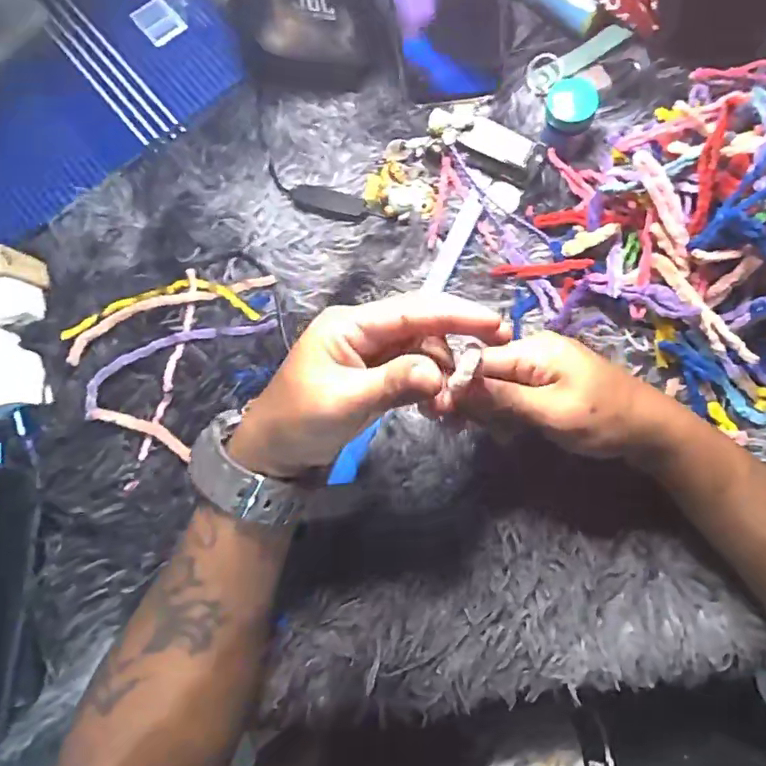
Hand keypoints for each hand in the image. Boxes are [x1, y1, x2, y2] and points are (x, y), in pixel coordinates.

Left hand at [228, 293, 510, 476]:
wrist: (271, 455)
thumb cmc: (298, 421)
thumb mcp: (345, 401)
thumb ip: (394, 382)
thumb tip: (440, 374)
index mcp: (350, 324)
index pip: (412, 310)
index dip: (456, 315)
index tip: (494, 324)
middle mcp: (365, 330)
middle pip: (422, 325)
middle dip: (457, 339)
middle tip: (492, 358)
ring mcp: (372, 352)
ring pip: (423, 349)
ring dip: (444, 370)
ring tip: (452, 402)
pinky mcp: (378, 374)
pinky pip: (415, 370)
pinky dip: (431, 385)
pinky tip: (439, 405)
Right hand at [458, 331, 679, 459]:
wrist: (651, 428)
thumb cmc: (603, 419)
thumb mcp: (551, 412)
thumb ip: (504, 398)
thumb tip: (457, 385)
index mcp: (535, 348)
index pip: (479, 360)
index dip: (459, 386)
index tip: (444, 415)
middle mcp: (535, 349)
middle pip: (487, 372)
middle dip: (477, 402)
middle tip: (472, 432)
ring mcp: (544, 365)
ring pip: (499, 385)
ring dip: (493, 411)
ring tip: (502, 436)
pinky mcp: (549, 381)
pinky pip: (517, 392)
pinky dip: (510, 412)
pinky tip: (512, 431)